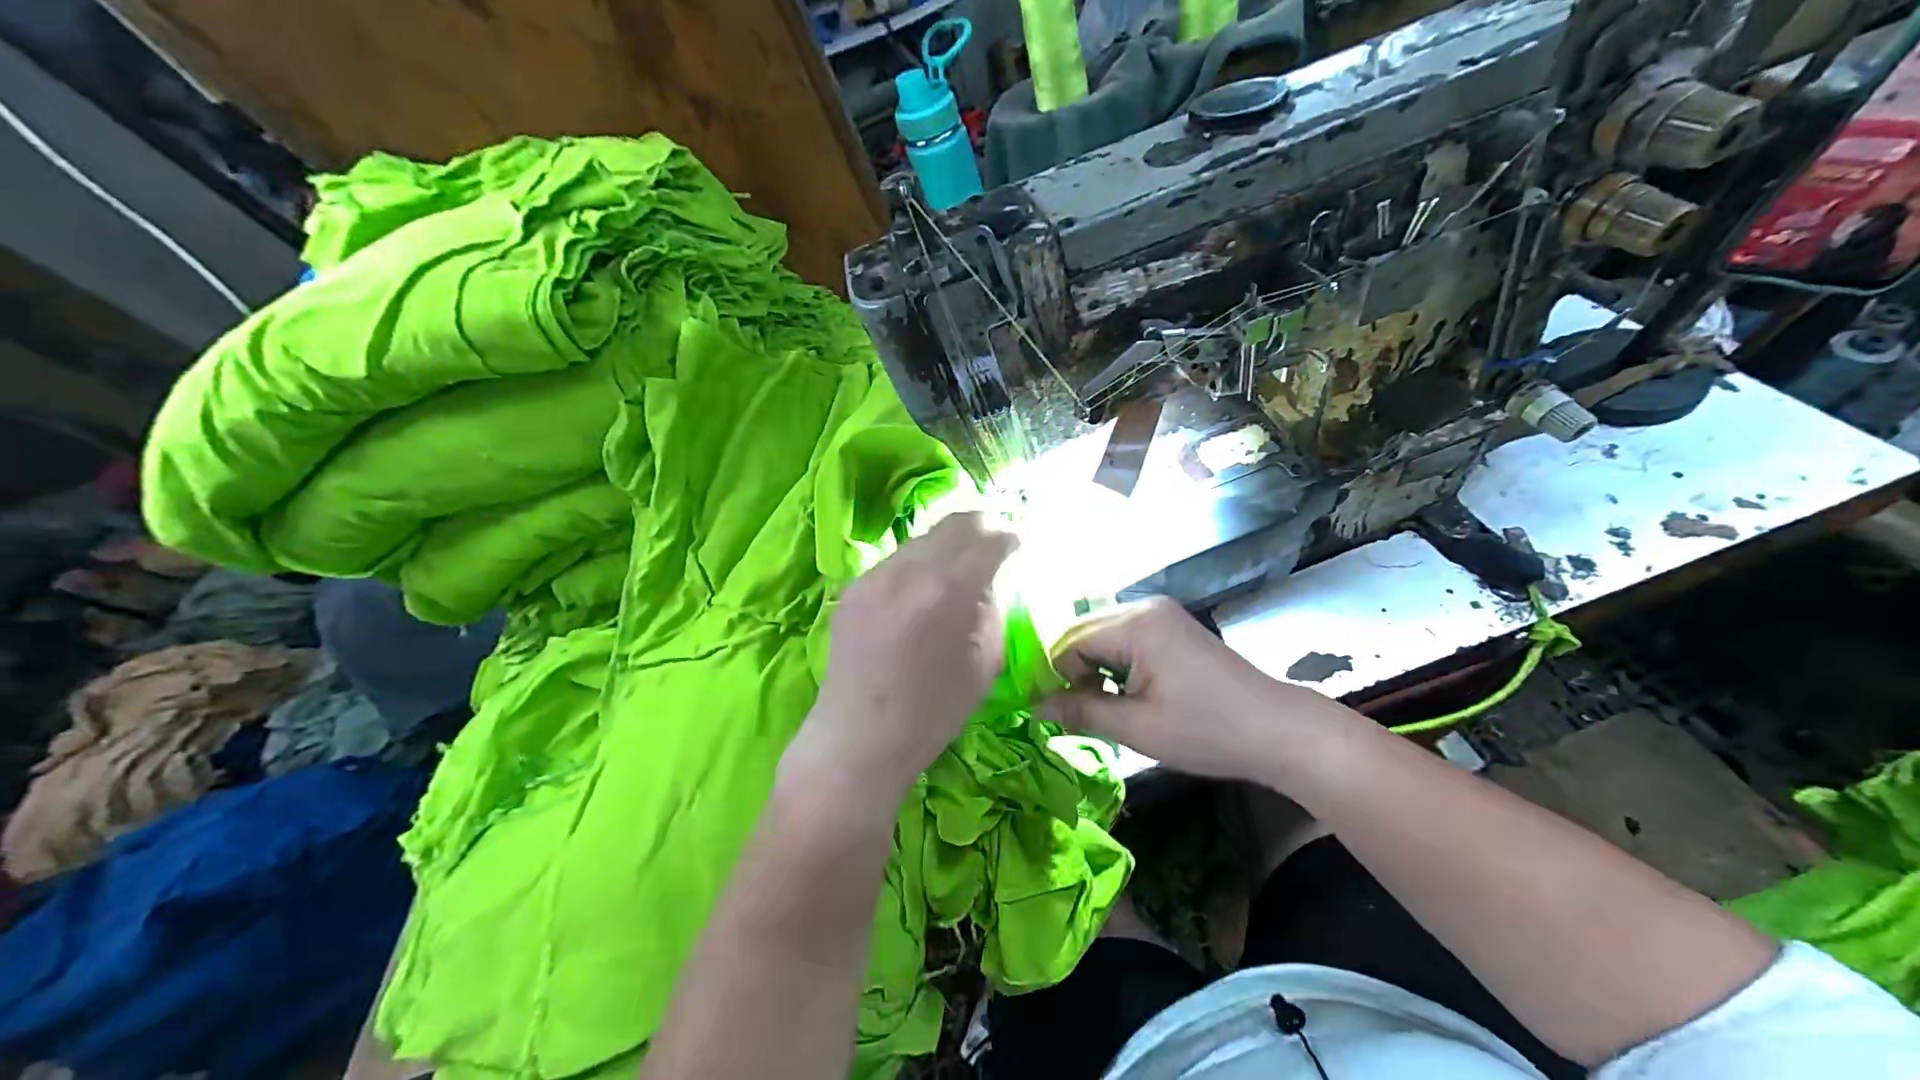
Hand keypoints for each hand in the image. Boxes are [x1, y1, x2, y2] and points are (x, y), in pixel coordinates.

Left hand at [790, 512, 1018, 799]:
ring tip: (955, 572)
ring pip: (922, 538)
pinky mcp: (853, 587)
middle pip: (954, 524)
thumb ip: (992, 609)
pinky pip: (896, 560)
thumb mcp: (985, 662)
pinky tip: (919, 594)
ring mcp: (875, 575)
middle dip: (980, 530)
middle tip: (992, 547)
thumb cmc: (933, 712)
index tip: (1016, 547)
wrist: (859, 737)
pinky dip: (917, 566)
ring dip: (946, 546)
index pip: (988, 538)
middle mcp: (908, 570)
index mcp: (948, 590)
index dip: (1008, 539)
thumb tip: (990, 581)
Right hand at [1044, 596, 1351, 780]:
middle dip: (1073, 669)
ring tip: (1101, 704)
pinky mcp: (1173, 626)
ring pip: (1103, 634)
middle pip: (1085, 632)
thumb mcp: (1137, 727)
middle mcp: (1145, 608)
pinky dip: (1115, 662)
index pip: (1071, 642)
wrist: (1277, 730)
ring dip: (1093, 666)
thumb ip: (1081, 710)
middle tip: (1078, 710)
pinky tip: (1124, 690)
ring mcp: (1162, 614)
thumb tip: (1036, 708)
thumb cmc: (1206, 730)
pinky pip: (1126, 637)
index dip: (1056, 676)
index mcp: (1136, 625)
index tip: (1056, 712)